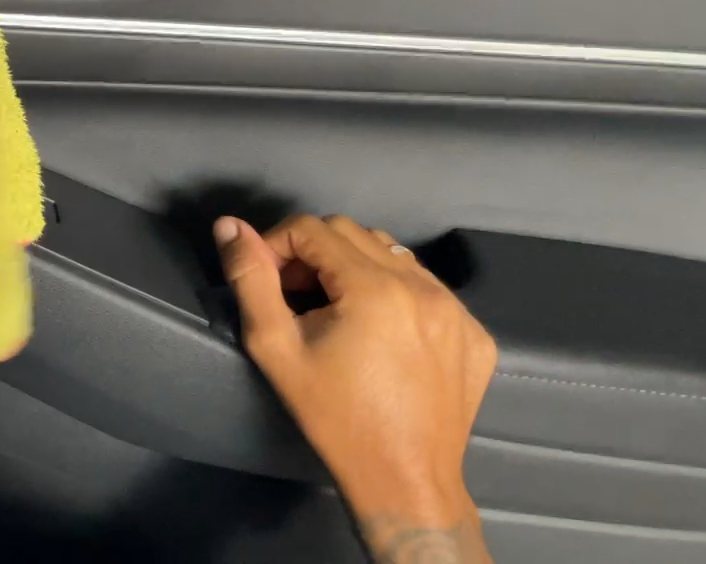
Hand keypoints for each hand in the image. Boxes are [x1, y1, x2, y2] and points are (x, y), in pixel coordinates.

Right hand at [214, 215, 497, 562]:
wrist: (404, 479)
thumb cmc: (332, 411)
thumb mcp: (272, 344)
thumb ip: (249, 277)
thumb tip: (229, 225)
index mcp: (374, 288)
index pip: (311, 227)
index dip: (276, 244)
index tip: (268, 282)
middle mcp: (423, 288)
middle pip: (350, 231)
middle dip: (312, 251)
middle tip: (296, 294)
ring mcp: (458, 311)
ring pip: (389, 251)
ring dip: (351, 264)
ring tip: (334, 307)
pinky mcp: (476, 334)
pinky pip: (424, 284)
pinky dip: (391, 288)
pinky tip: (377, 327)